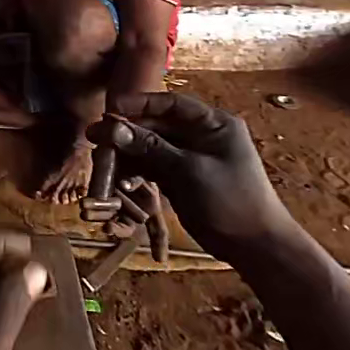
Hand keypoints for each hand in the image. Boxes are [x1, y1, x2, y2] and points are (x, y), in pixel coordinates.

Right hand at [91, 92, 304, 261]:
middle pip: (158, 126)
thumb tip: (114, 128)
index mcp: (214, 124)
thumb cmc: (231, 200)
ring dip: (129, 152)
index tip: (112, 107)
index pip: (173, 104)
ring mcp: (190, 159)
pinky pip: (154, 167)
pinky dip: (137, 171)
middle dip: (128, 131)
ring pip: (152, 148)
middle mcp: (201, 136)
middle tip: (96, 135)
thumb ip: (152, 148)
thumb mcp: (189, 170)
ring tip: (102, 158)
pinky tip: (120, 178)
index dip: (142, 103)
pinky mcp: (182, 179)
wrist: (254, 245)